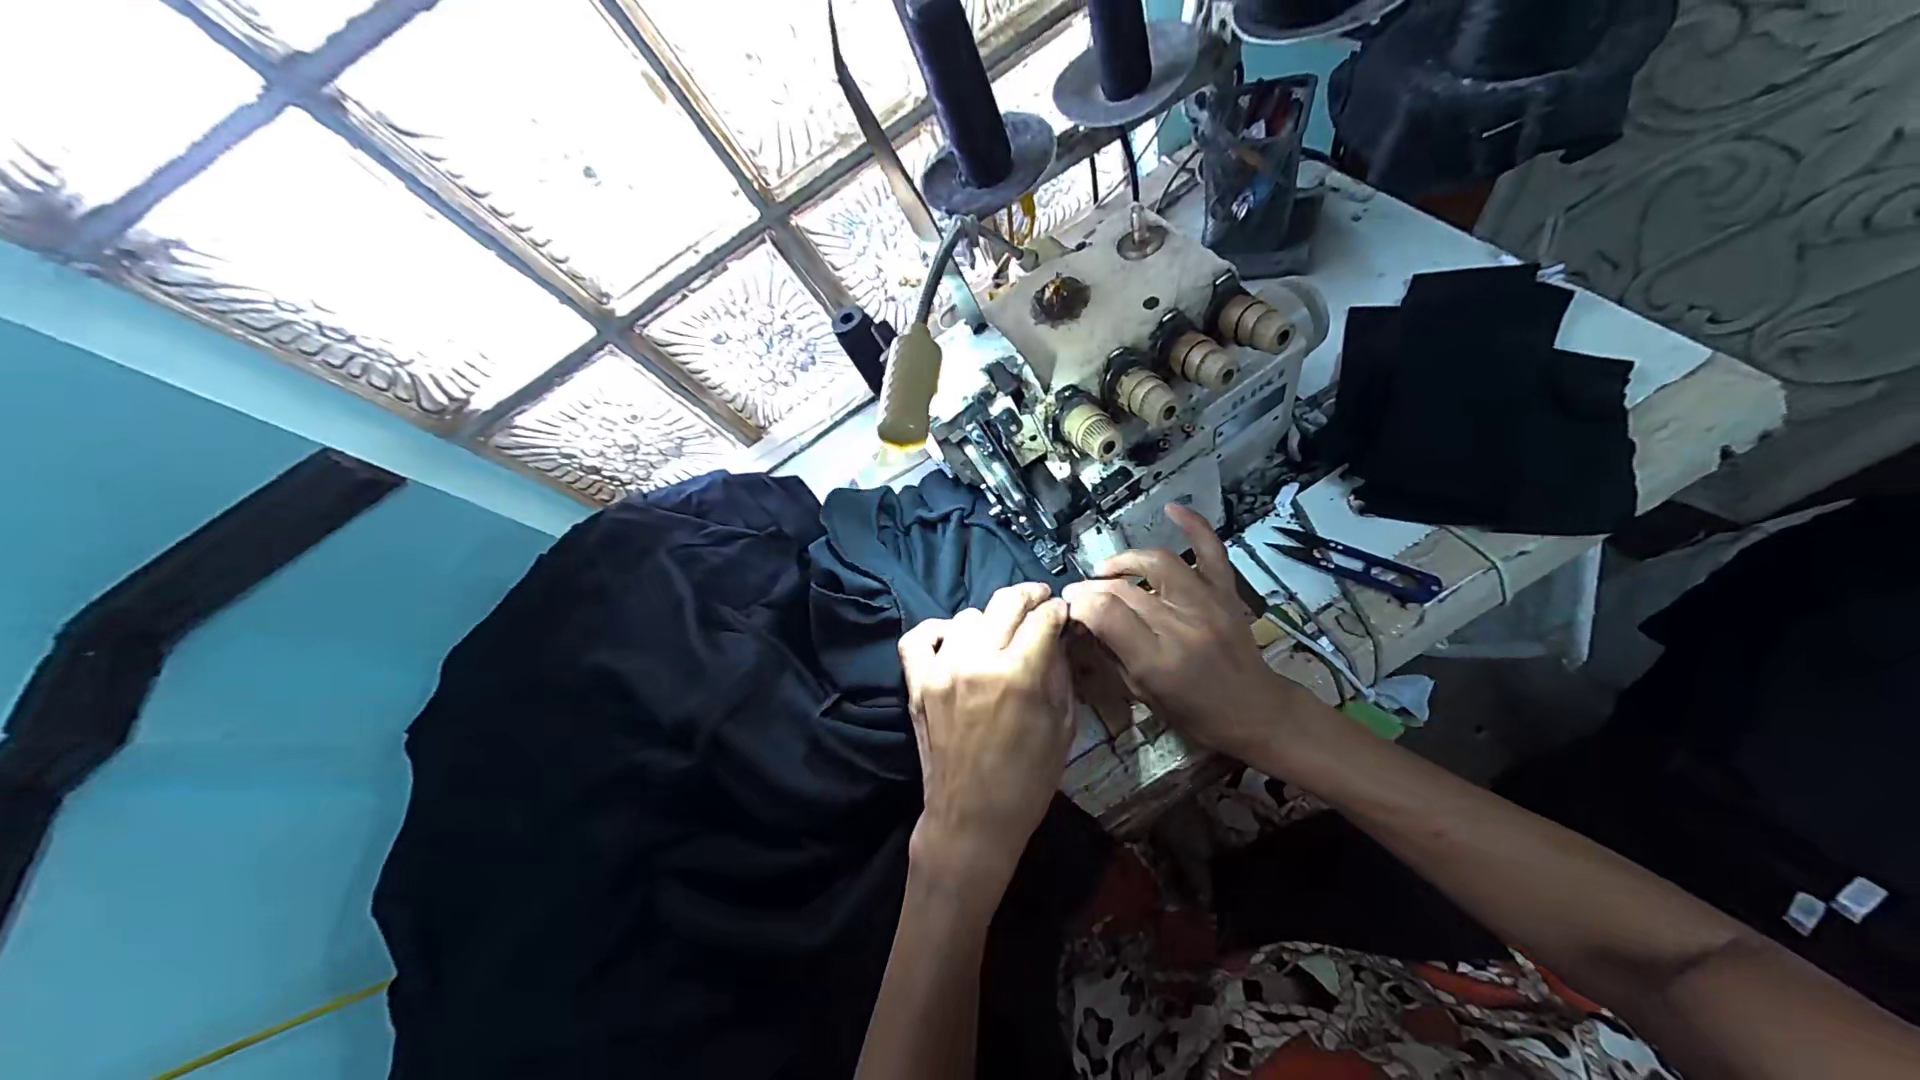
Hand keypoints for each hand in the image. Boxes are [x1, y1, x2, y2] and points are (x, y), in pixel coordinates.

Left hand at [898, 583, 1074, 894]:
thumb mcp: (1062, 725)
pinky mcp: (916, 684)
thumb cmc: (1028, 779)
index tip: (1062, 611)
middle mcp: (977, 661)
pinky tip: (955, 640)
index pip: (1042, 618)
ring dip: (990, 620)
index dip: (1057, 609)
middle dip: (1029, 597)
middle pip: (1005, 602)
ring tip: (1000, 635)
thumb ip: (1059, 672)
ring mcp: (941, 670)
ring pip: (967, 616)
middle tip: (1039, 604)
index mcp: (1019, 674)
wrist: (972, 818)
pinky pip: (918, 637)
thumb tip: (1056, 635)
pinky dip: (938, 632)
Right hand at [1062, 504, 1308, 758]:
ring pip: (1157, 563)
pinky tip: (1172, 509)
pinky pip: (1211, 551)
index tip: (1069, 605)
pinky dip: (1194, 526)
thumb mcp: (1140, 694)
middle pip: (1125, 589)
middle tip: (1080, 593)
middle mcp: (1182, 626)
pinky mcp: (1226, 593)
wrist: (1253, 711)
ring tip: (1107, 570)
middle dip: (1093, 587)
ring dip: (1125, 561)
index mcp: (1157, 660)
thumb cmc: (1193, 713)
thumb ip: (1108, 654)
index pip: (1106, 613)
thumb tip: (1081, 619)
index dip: (1080, 603)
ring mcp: (1208, 604)